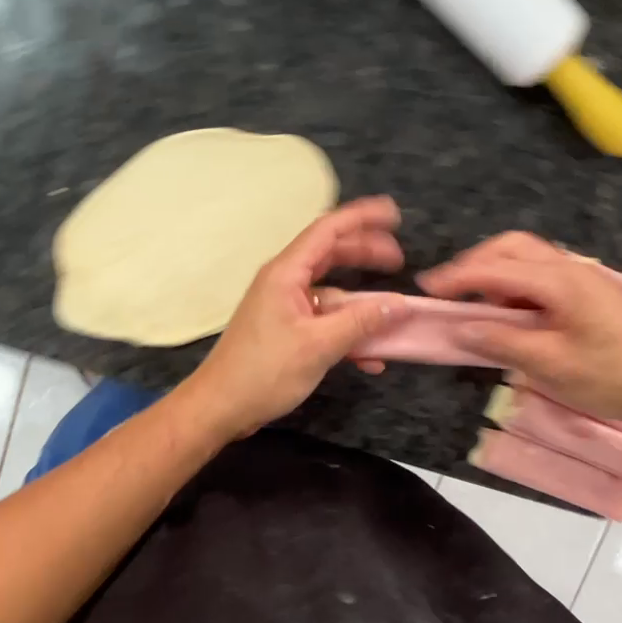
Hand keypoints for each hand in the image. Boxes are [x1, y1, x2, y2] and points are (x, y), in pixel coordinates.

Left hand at [179, 197, 410, 438]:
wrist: (220, 407)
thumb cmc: (264, 373)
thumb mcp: (319, 346)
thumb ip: (362, 322)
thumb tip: (400, 304)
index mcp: (286, 273)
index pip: (328, 230)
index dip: (363, 218)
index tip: (394, 215)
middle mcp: (284, 282)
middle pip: (331, 254)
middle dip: (366, 255)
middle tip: (400, 260)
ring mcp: (284, 307)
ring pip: (331, 291)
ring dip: (362, 302)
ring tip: (394, 310)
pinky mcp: (286, 332)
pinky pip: (324, 321)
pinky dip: (348, 331)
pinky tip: (371, 356)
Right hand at [417, 232, 621, 435]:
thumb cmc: (607, 377)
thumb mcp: (548, 363)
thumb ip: (500, 341)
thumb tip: (460, 327)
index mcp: (560, 280)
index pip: (497, 268)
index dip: (458, 276)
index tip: (426, 287)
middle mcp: (572, 269)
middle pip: (514, 248)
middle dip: (477, 263)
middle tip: (450, 290)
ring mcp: (584, 279)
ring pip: (529, 260)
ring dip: (498, 274)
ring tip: (476, 305)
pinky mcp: (591, 295)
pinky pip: (544, 277)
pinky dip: (517, 287)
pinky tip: (510, 314)